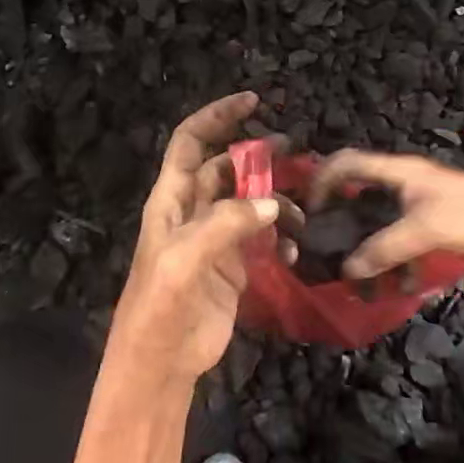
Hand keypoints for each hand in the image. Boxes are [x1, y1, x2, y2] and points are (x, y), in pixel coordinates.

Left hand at [109, 92, 283, 386]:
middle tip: (296, 154)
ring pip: (248, 202)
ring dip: (274, 201)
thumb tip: (270, 205)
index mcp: (171, 199)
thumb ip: (225, 225)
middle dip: (256, 157)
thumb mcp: (184, 259)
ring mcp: (214, 239)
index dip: (216, 117)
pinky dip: (280, 236)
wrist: (161, 361)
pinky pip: (261, 238)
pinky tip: (295, 248)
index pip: (189, 142)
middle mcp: (192, 211)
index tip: (251, 101)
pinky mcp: (233, 267)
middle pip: (225, 168)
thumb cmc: (161, 305)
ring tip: (303, 213)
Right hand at [305, 150, 463, 284]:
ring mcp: (418, 200)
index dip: (322, 180)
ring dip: (367, 241)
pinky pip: (399, 234)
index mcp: (397, 171)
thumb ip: (384, 249)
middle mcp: (403, 180)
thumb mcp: (424, 231)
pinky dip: (393, 255)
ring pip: (378, 216)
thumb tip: (348, 268)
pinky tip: (398, 282)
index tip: (310, 208)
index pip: (345, 162)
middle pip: (358, 189)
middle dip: (340, 214)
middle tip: (327, 238)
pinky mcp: (432, 221)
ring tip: (359, 270)